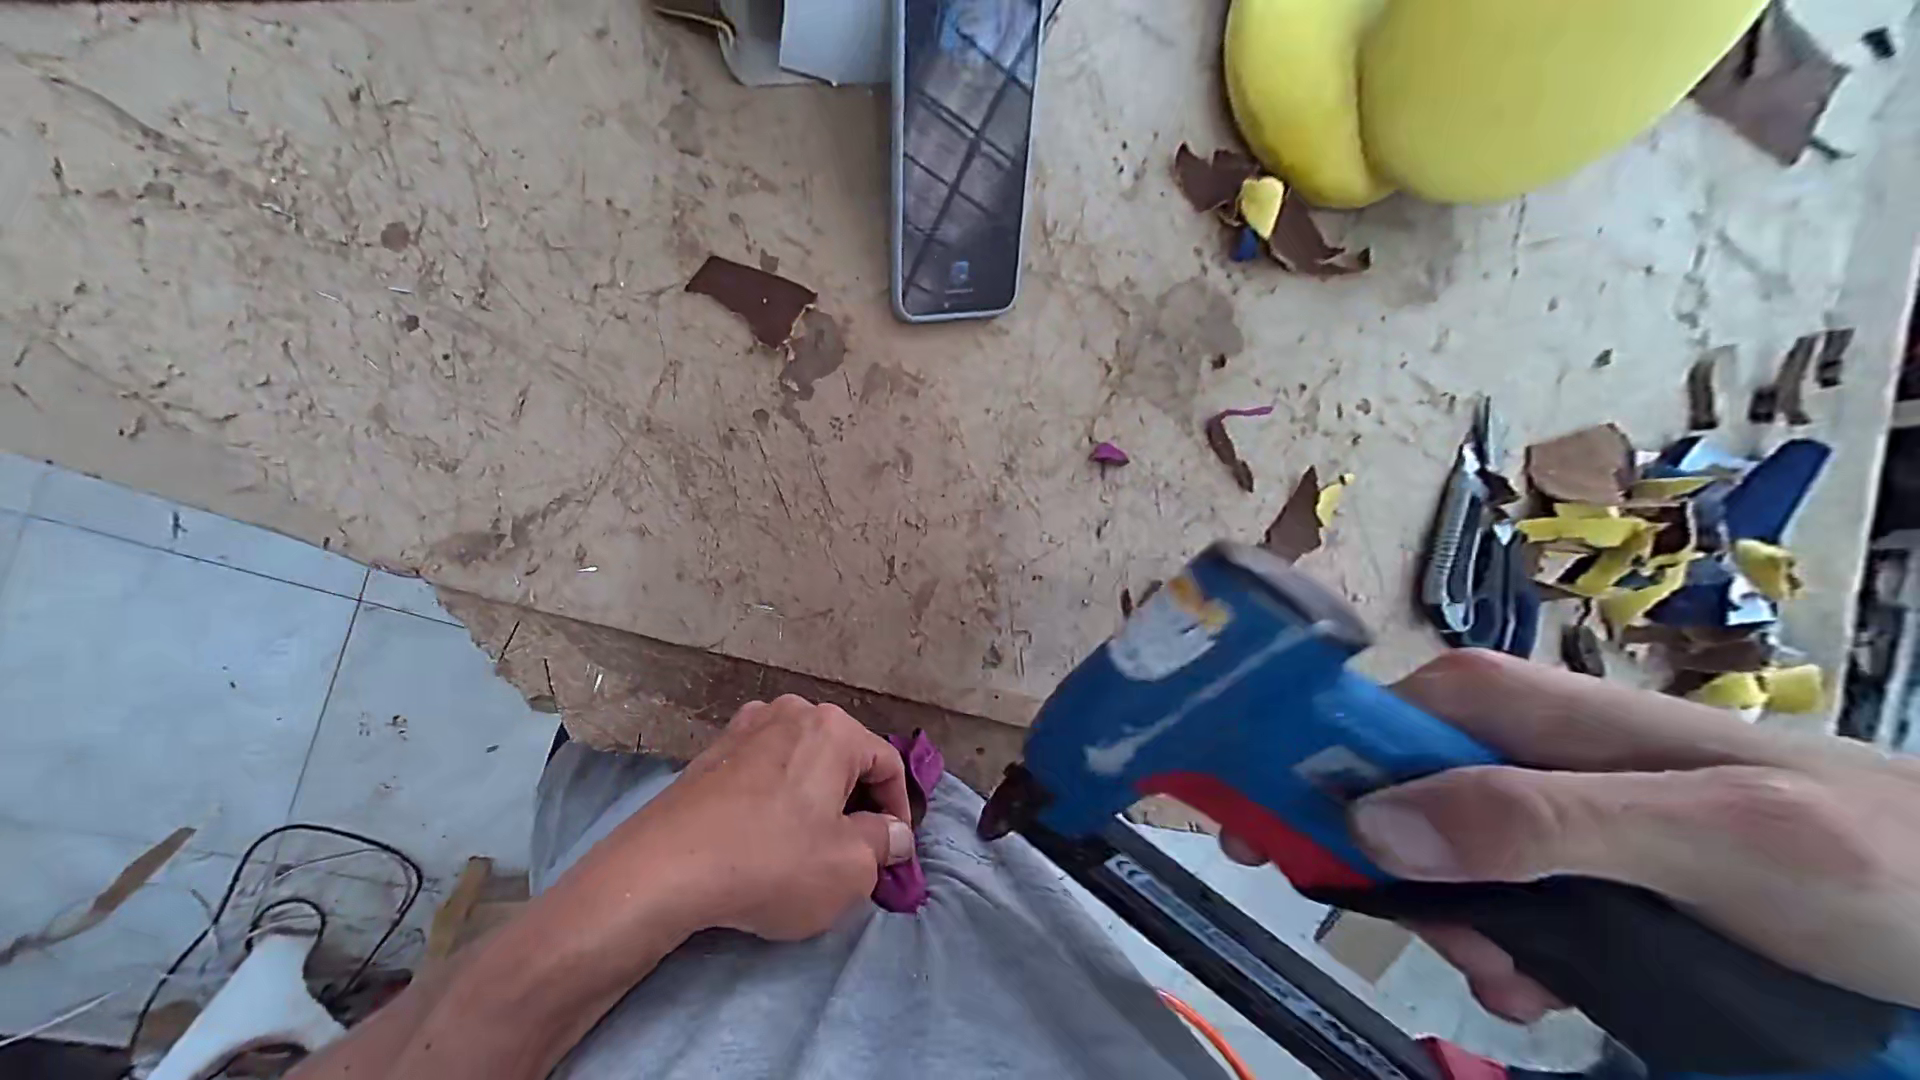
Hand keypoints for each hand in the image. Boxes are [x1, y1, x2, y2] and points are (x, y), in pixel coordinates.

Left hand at [561, 695, 915, 943]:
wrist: (661, 871)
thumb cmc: (771, 862)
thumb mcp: (849, 868)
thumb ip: (884, 844)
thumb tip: (893, 833)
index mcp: (833, 727)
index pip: (888, 764)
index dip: (900, 809)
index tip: (894, 850)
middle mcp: (793, 712)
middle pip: (845, 757)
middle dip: (857, 802)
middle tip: (855, 848)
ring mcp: (747, 726)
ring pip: (804, 759)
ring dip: (817, 796)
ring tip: (809, 841)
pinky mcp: (713, 750)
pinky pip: (766, 767)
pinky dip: (779, 794)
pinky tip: (765, 831)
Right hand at [1343, 650, 1919, 1019]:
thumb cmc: (1870, 851)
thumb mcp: (1714, 835)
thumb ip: (1538, 820)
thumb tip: (1371, 826)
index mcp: (1482, 698)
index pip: (1343, 719)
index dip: (1293, 775)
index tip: (1261, 840)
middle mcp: (1478, 730)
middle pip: (1372, 792)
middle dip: (1386, 874)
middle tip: (1451, 943)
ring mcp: (1510, 786)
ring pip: (1417, 847)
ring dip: (1444, 918)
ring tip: (1512, 976)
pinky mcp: (1542, 837)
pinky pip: (1471, 881)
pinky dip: (1484, 935)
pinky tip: (1535, 980)